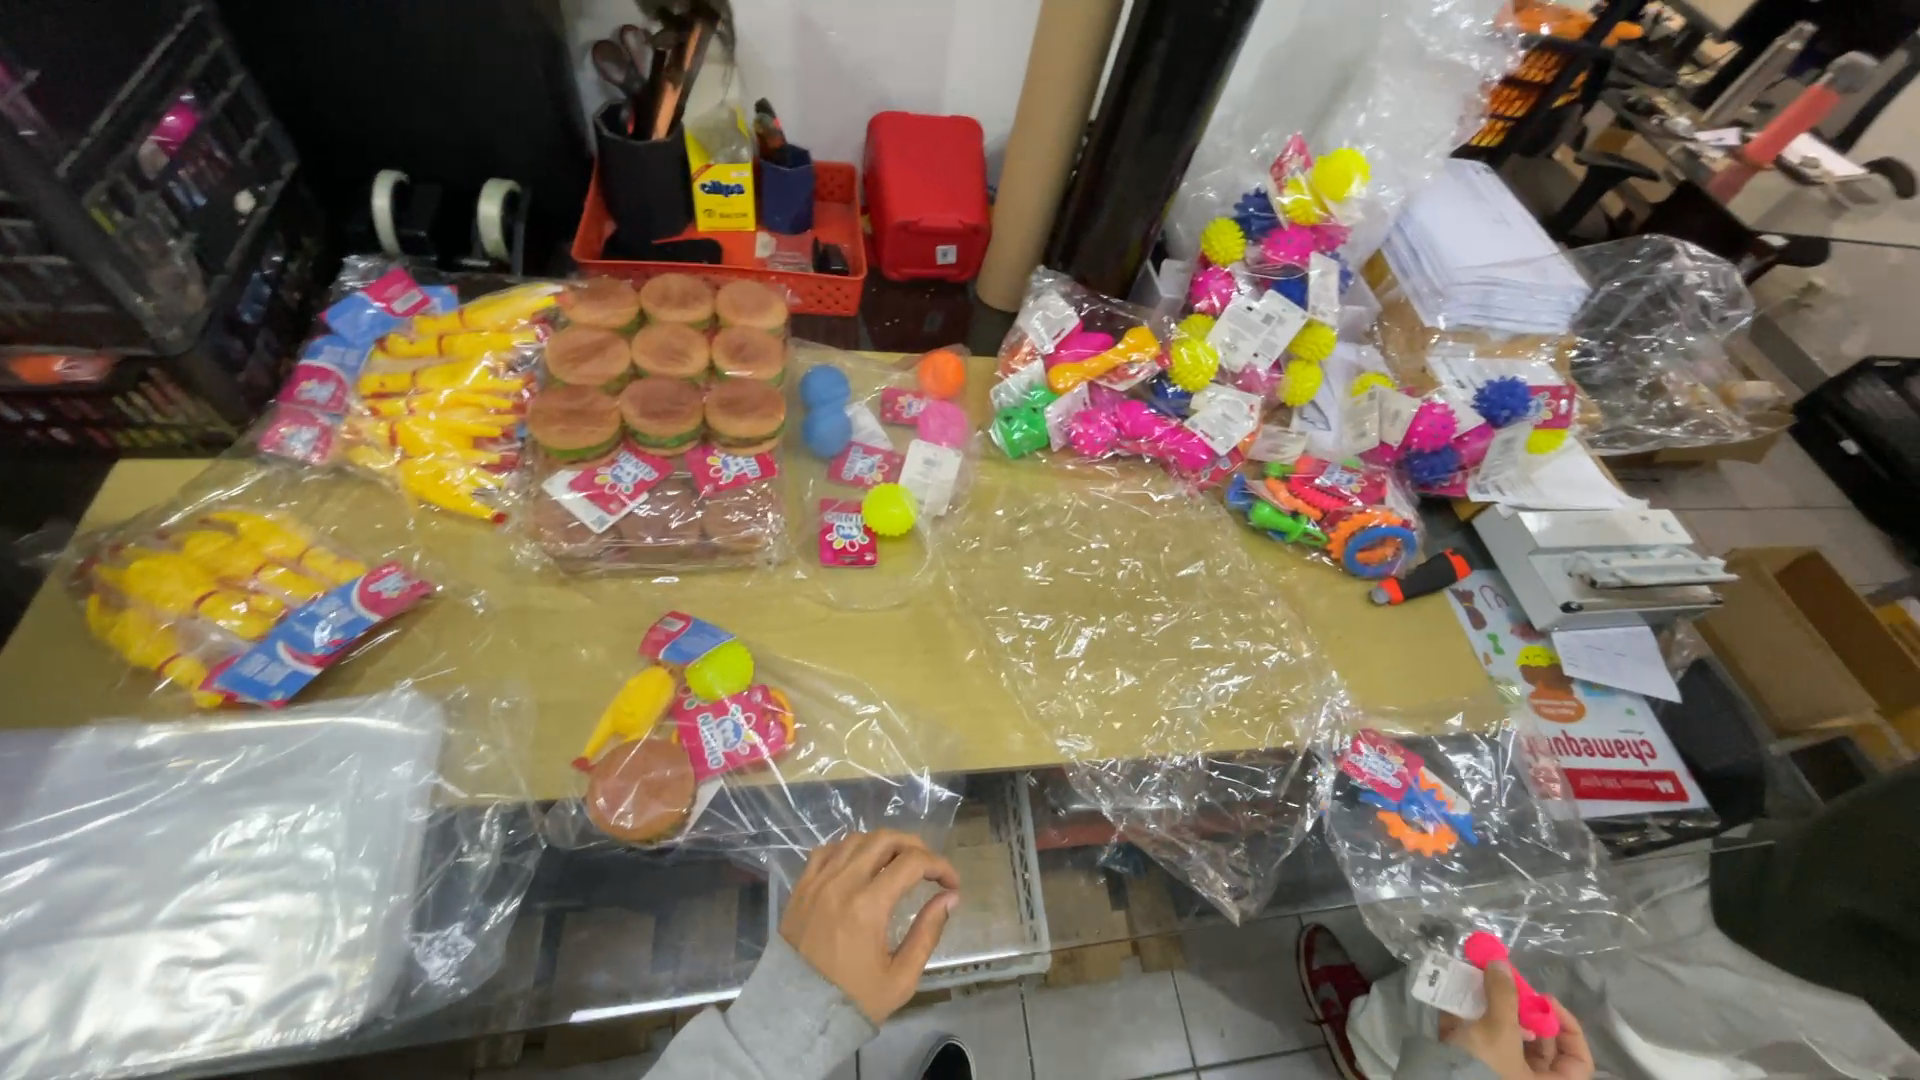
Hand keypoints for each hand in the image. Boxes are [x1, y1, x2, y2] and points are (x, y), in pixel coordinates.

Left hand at [779, 829, 960, 1024]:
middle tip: (928, 867)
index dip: (939, 866)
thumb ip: (927, 933)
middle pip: (885, 839)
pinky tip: (860, 865)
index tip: (952, 884)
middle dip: (915, 846)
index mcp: (868, 907)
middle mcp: (842, 884)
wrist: (796, 1017)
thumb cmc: (852, 1001)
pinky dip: (849, 849)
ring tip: (897, 864)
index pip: (912, 863)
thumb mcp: (900, 979)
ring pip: (856, 839)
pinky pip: (827, 850)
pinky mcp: (801, 886)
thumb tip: (950, 898)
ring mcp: (818, 881)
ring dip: (883, 844)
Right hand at [1438, 962, 1593, 1079]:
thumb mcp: (1498, 1031)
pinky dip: (1477, 1018)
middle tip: (1508, 986)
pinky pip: (1485, 1039)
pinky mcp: (1478, 1065)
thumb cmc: (1485, 1068)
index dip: (1567, 1025)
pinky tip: (1462, 997)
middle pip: (1542, 1043)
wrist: (1439, 1077)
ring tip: (1482, 987)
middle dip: (1525, 1011)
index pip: (1578, 1058)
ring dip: (1497, 1010)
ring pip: (1510, 1038)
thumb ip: (1503, 996)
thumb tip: (1501, 962)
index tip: (1544, 998)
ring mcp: (1505, 1073)